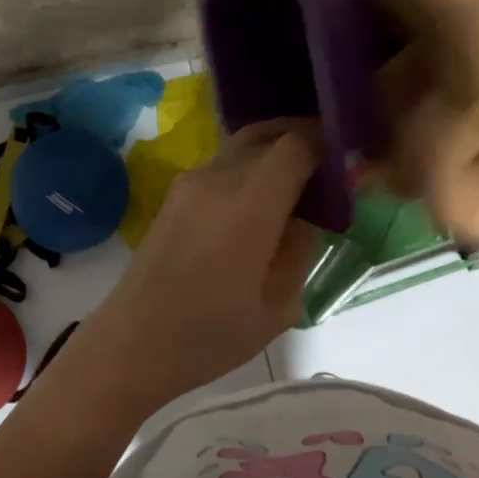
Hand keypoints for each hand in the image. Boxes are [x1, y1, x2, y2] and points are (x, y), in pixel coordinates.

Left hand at [75, 120, 318, 410]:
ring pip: (242, 146)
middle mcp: (218, 179)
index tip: (346, 164)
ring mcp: (190, 183)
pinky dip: (249, 169)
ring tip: (297, 187)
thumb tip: (311, 214)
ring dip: (272, 153)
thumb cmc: (210, 336)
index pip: (296, 144)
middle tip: (328, 168)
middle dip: (302, 140)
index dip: (325, 144)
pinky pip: (222, 165)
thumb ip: (300, 248)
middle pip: (268, 134)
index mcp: (250, 204)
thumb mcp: (278, 305)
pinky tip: (260, 204)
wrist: (131, 343)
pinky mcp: (174, 195)